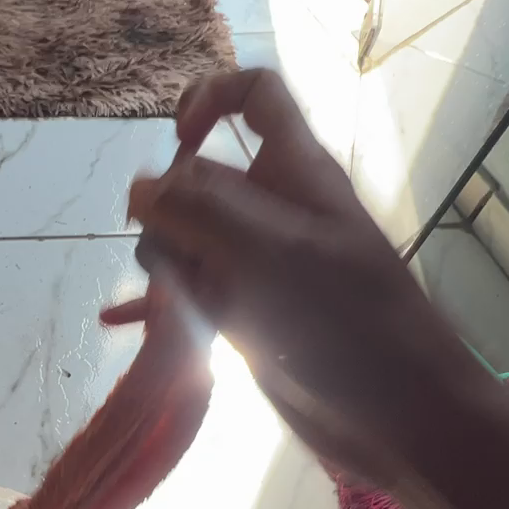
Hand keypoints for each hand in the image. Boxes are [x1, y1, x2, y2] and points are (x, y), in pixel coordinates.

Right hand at [118, 68, 499, 483]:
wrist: (392, 413)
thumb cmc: (347, 323)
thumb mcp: (271, 253)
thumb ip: (200, 210)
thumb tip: (138, 186)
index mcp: (293, 172)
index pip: (253, 96)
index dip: (209, 100)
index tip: (176, 142)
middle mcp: (267, 209)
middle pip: (192, 179)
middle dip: (169, 211)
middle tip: (184, 257)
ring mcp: (249, 262)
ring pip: (178, 238)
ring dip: (163, 264)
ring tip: (185, 306)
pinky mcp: (236, 308)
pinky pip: (180, 290)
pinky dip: (150, 301)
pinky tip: (115, 320)